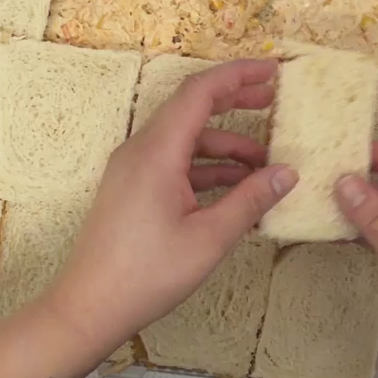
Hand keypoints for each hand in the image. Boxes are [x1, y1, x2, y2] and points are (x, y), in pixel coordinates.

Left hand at [41, 60, 295, 352]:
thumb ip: (251, 200)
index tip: (274, 71)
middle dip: (235, 101)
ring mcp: (132, 169)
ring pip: (185, 141)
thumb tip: (287, 174)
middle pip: (191, 109)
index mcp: (156, 152)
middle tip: (274, 101)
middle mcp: (140, 150)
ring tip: (266, 165)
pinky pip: (174, 164)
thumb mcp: (209, 238)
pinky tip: (236, 188)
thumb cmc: (147, 274)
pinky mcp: (131, 188)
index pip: (199, 92)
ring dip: (225, 146)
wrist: (89, 307)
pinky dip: (206, 169)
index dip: (239, 75)